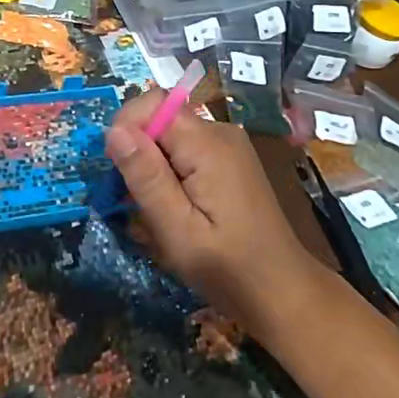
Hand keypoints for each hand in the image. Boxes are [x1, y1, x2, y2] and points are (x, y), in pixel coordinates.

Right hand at [104, 89, 324, 330]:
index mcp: (208, 144)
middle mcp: (219, 132)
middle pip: (161, 117)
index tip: (117, 169)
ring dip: (152, 164)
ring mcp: (227, 145)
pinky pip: (186, 149)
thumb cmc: (228, 268)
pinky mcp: (229, 160)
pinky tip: (176, 207)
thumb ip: (146, 177)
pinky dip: (170, 171)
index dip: (127, 126)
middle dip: (138, 150)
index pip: (154, 103)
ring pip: (170, 134)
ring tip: (156, 210)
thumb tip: (114, 130)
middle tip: (134, 198)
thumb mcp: (178, 230)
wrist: (284, 294)